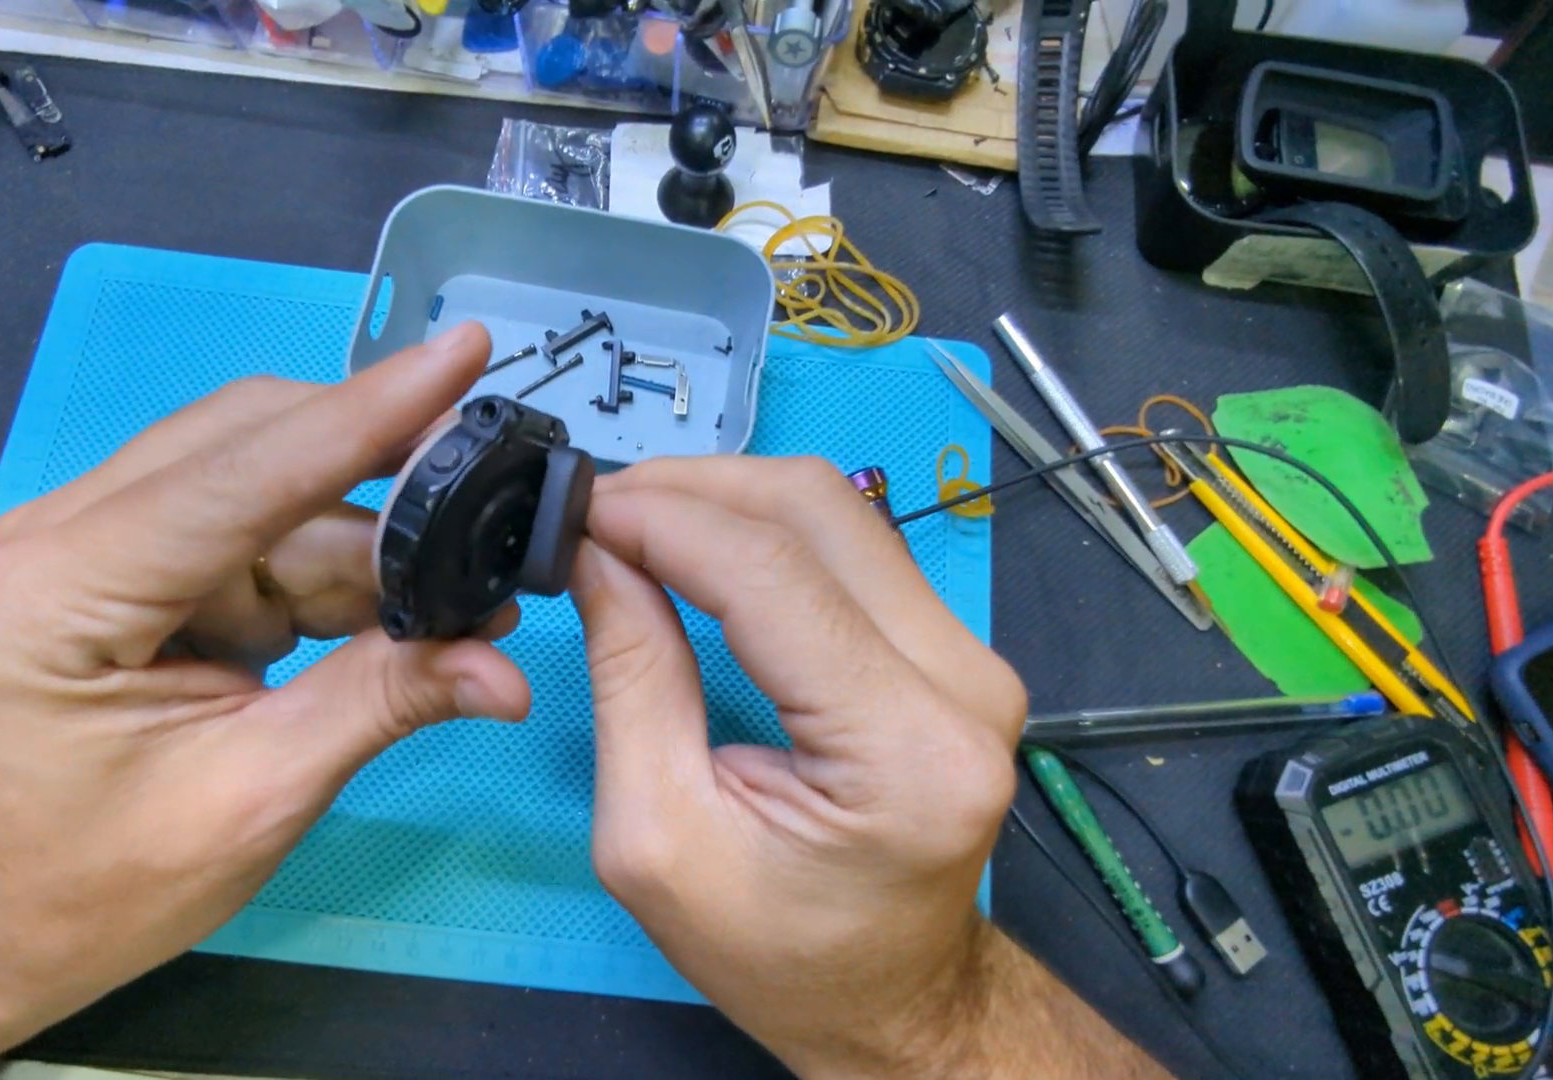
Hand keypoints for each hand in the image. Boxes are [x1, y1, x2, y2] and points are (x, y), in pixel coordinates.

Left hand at [0, 322, 530, 1060]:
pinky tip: (408, 606)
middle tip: (491, 483)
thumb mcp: (263, 793)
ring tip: (465, 597)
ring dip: (381, 539)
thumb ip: (387, 702)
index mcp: (56, 597)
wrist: (20, 925)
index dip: (366, 414)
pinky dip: (353, 565)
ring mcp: (110, 541)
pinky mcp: (155, 560)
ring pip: (283, 488)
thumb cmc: (111, 881)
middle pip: (261, 445)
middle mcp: (68, 538)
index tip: (463, 351)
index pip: (242, 478)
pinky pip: (279, 530)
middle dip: (387, 467)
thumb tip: (511, 674)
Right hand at [570, 456, 1024, 1077]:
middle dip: (694, 487)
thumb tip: (598, 554)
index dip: (664, 522)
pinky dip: (765, 526)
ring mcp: (971, 655)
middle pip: (818, 510)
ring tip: (642, 517)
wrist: (889, 992)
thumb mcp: (656, 836)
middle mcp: (962, 681)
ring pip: (838, 511)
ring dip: (728, 495)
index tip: (581, 510)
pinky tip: (704, 540)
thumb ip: (630, 677)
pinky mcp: (954, 646)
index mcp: (902, 751)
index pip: (771, 578)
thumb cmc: (774, 950)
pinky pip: (852, 546)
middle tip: (603, 506)